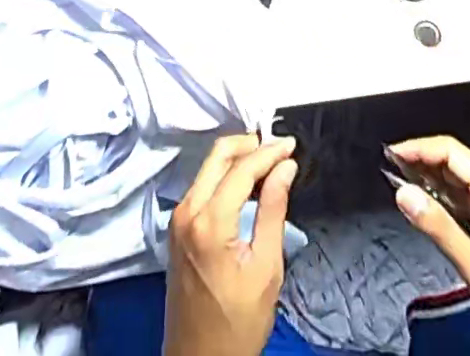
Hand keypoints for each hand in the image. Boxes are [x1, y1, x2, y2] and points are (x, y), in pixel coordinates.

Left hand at [165, 134, 298, 355]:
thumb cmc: (237, 324)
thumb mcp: (266, 268)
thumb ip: (273, 209)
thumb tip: (285, 168)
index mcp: (209, 223)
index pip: (241, 169)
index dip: (269, 152)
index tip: (292, 146)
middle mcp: (187, 213)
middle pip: (218, 156)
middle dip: (249, 145)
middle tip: (279, 148)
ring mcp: (178, 220)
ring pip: (208, 168)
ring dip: (237, 158)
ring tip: (269, 164)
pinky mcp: (177, 229)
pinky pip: (202, 186)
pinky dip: (225, 175)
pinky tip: (247, 183)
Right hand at [389, 136, 469, 355]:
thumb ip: (441, 230)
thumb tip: (404, 193)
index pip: (452, 152)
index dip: (419, 148)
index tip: (390, 155)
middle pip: (455, 163)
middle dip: (421, 160)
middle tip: (388, 167)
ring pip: (460, 184)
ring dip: (429, 180)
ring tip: (399, 181)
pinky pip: (467, 205)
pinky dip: (442, 201)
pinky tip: (426, 207)